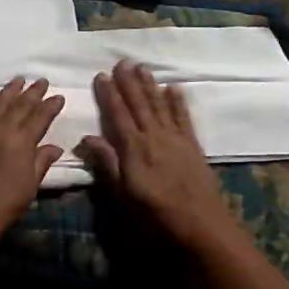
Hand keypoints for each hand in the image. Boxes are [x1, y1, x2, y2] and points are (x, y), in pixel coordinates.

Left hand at [0, 78, 65, 244]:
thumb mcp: (30, 186)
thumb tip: (55, 146)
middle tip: (42, 81)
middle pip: (19, 106)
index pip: (39, 118)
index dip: (50, 106)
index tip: (58, 97)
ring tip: (19, 79)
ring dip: (9, 91)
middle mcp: (1, 131)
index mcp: (22, 143)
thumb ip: (42, 162)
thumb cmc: (4, 205)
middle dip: (33, 93)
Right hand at [78, 61, 235, 249]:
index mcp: (134, 148)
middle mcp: (154, 137)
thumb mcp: (122, 194)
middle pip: (139, 104)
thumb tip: (87, 137)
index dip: (109, 95)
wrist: (201, 227)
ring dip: (150, 86)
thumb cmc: (155, 215)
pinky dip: (177, 102)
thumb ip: (106, 163)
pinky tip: (173, 88)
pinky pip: (184, 118)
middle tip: (122, 62)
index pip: (118, 115)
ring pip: (159, 106)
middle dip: (129, 83)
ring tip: (142, 67)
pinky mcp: (193, 147)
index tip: (101, 75)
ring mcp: (176, 140)